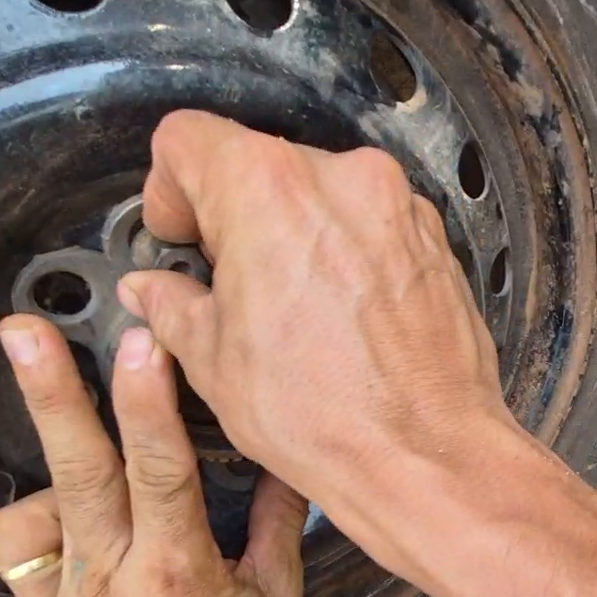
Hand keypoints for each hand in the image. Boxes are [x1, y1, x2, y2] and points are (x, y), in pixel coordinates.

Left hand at [0, 316, 310, 596]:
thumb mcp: (280, 596)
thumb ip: (275, 522)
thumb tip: (280, 456)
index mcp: (178, 575)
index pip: (161, 476)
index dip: (149, 408)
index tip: (139, 347)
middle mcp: (107, 588)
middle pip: (75, 483)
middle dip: (53, 401)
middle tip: (25, 333)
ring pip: (12, 537)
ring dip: (35, 500)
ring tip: (81, 496)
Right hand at [115, 111, 525, 579]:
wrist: (430, 455)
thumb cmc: (330, 418)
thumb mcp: (214, 363)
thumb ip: (173, 306)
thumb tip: (157, 292)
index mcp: (269, 189)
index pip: (188, 141)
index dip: (169, 190)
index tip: (178, 236)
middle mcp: (345, 183)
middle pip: (265, 170)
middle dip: (239, 221)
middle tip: (235, 289)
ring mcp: (403, 214)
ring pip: (328, 202)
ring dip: (303, 241)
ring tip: (301, 317)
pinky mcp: (440, 249)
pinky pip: (378, 234)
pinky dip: (355, 261)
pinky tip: (349, 322)